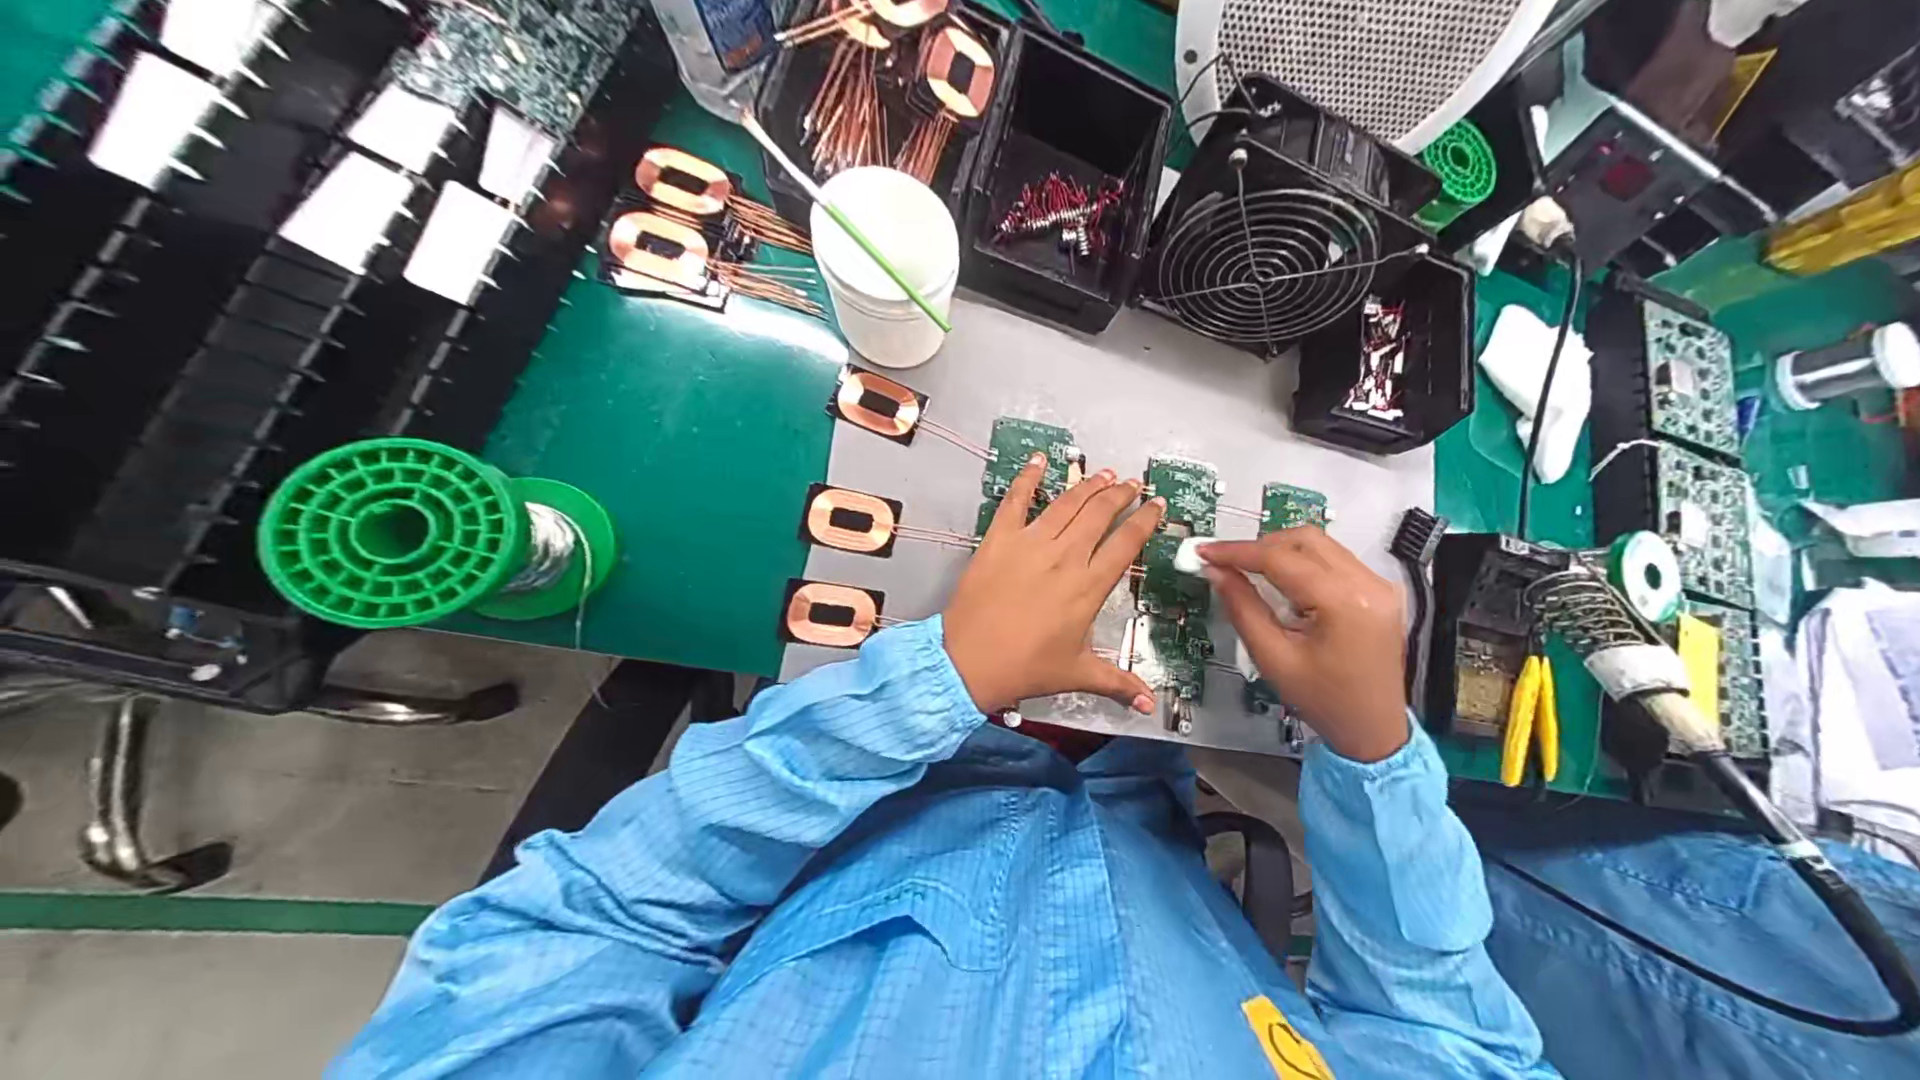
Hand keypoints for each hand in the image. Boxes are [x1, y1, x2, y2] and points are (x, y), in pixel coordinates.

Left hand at [944, 454, 1165, 713]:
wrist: (970, 660)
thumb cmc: (1025, 667)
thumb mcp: (1076, 674)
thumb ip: (1117, 682)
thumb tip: (1149, 703)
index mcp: (1088, 586)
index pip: (1126, 543)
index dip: (1144, 520)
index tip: (1156, 505)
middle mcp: (1065, 557)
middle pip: (1100, 514)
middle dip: (1121, 495)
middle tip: (1132, 484)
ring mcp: (1031, 544)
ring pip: (1067, 503)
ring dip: (1088, 485)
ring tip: (1104, 474)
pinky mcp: (999, 538)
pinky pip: (1016, 500)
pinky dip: (1028, 478)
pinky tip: (1038, 460)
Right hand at [1200, 528, 1408, 761]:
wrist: (1373, 729)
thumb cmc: (1323, 700)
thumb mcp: (1272, 657)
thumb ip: (1242, 607)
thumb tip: (1216, 572)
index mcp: (1344, 603)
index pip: (1280, 559)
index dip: (1237, 552)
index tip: (1205, 552)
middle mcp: (1368, 584)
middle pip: (1304, 540)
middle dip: (1259, 545)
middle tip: (1226, 563)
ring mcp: (1378, 585)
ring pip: (1319, 544)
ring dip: (1279, 551)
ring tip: (1249, 571)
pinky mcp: (1378, 591)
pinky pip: (1333, 559)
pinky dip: (1301, 562)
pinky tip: (1281, 583)